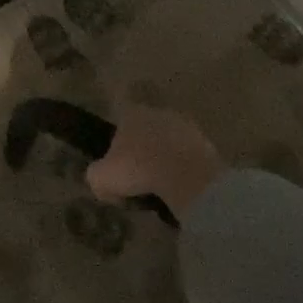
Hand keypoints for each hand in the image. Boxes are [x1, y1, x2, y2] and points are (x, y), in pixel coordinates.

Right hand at [85, 104, 225, 220]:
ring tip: (159, 189)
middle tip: (137, 182)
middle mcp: (159, 113)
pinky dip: (181, 172)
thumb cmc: (136, 169)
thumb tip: (104, 184)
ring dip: (163, 164)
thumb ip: (96, 177)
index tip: (118, 169)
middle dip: (141, 155)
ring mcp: (186, 126)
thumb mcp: (100, 179)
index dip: (116, 148)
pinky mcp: (206, 143)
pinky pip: (186, 159)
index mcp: (132, 114)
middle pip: (144, 135)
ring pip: (167, 147)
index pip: (119, 125)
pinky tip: (177, 189)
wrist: (184, 175)